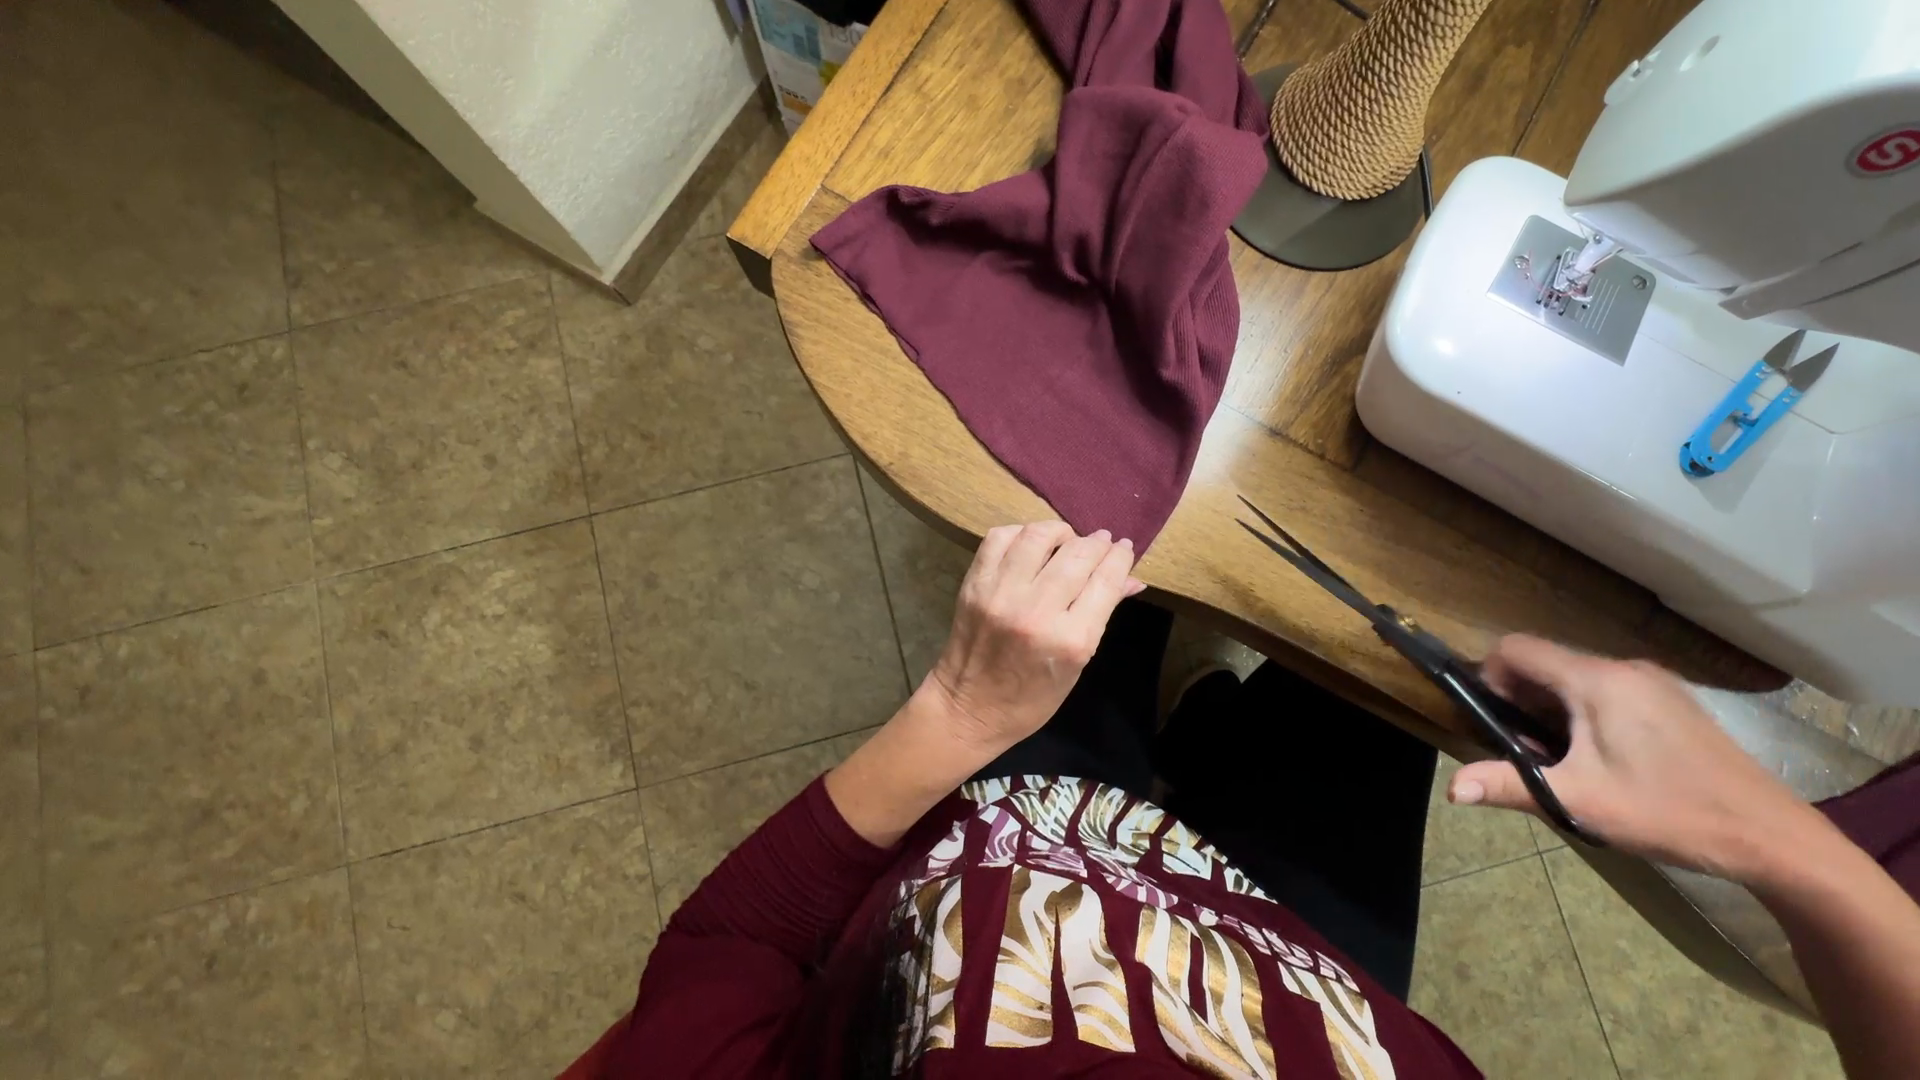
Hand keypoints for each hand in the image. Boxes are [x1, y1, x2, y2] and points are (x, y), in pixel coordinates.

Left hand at [921, 521, 1143, 750]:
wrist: (969, 708)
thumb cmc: (1033, 698)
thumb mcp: (1078, 664)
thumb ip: (1102, 615)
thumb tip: (1132, 579)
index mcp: (1071, 639)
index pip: (1106, 580)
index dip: (1120, 558)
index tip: (1124, 548)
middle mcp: (1037, 611)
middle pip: (1077, 554)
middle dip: (1096, 544)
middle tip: (1100, 543)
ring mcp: (1001, 594)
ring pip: (1038, 536)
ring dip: (1059, 531)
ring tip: (1066, 540)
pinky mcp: (975, 585)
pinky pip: (999, 538)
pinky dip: (1020, 533)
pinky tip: (1030, 544)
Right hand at [1450, 635, 1830, 882]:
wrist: (1774, 839)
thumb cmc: (1669, 812)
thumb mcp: (1579, 801)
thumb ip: (1508, 785)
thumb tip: (1452, 790)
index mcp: (1598, 681)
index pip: (1516, 649)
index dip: (1489, 677)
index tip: (1494, 720)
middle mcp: (1624, 669)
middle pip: (1544, 664)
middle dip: (1521, 702)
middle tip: (1531, 752)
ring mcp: (1654, 683)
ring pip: (1574, 679)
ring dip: (1552, 711)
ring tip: (1566, 761)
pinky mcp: (1672, 702)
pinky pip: (1606, 691)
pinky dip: (1584, 715)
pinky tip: (1602, 760)